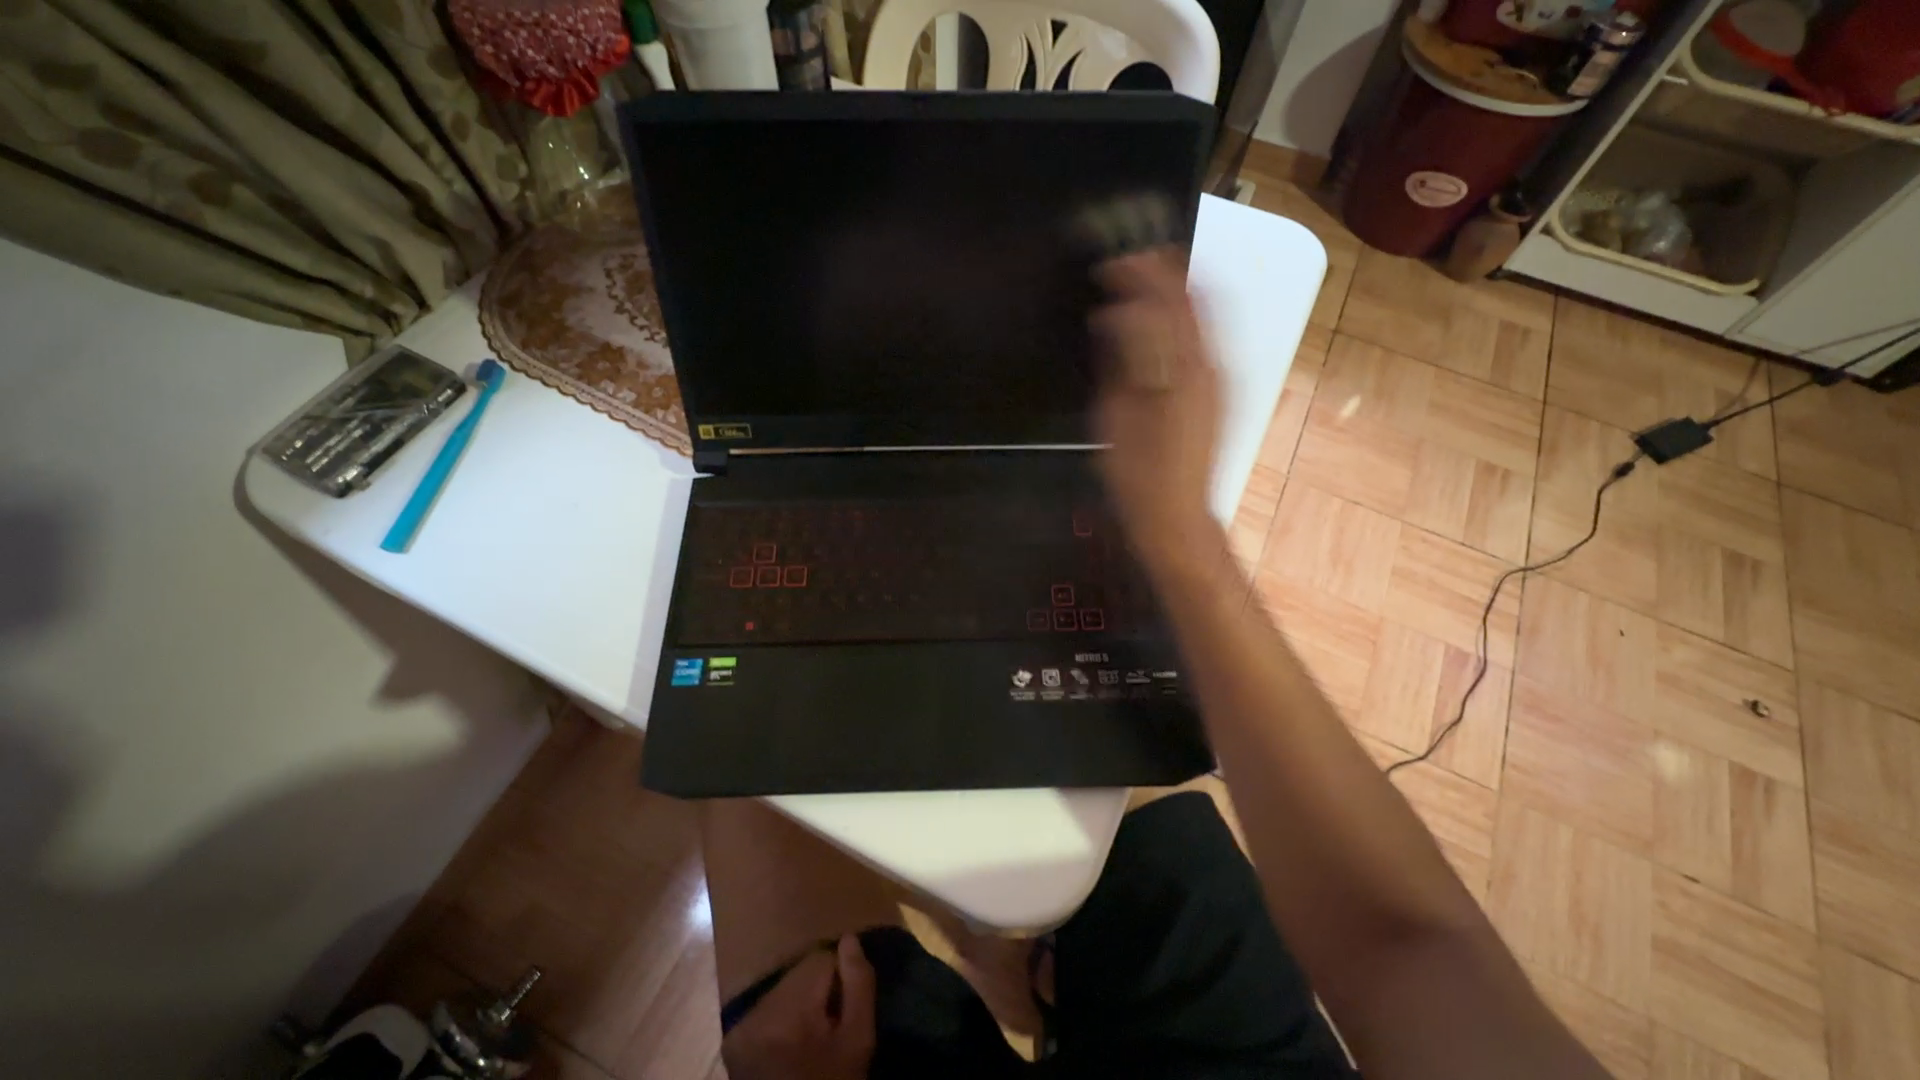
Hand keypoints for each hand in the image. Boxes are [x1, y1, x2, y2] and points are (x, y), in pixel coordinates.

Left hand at [721, 935, 876, 1079]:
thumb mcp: (859, 1041)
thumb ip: (859, 984)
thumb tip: (850, 939)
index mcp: (789, 1011)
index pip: (820, 959)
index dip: (839, 979)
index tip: (844, 1009)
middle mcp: (756, 1012)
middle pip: (798, 972)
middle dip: (817, 990)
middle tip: (828, 1027)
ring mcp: (739, 1028)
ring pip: (781, 988)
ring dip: (798, 1003)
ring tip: (808, 1038)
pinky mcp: (731, 1040)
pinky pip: (763, 1008)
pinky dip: (779, 1018)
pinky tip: (788, 1046)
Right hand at [1091, 250, 1222, 562]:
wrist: (1178, 518)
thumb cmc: (1138, 475)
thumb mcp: (1116, 414)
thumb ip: (1121, 357)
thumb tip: (1114, 314)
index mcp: (1185, 368)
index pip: (1168, 298)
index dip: (1140, 269)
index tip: (1111, 259)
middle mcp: (1212, 363)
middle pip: (1197, 294)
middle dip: (1163, 269)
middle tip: (1128, 259)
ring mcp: (1221, 376)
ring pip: (1207, 311)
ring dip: (1176, 288)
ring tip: (1141, 280)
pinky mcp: (1219, 389)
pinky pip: (1205, 334)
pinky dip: (1182, 315)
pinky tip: (1157, 322)